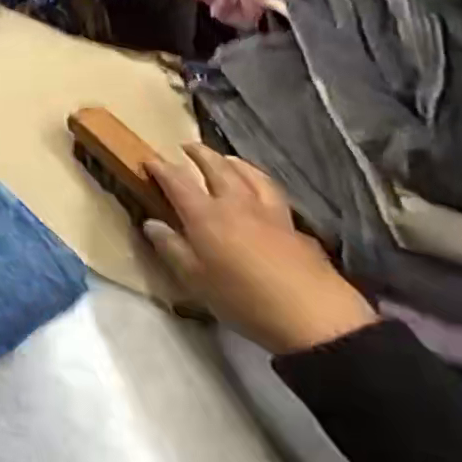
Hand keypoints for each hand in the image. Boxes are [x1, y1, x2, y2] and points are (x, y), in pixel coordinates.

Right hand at [143, 143, 377, 353]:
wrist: (312, 314)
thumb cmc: (243, 300)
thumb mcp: (196, 281)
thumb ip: (172, 248)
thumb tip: (151, 223)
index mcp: (205, 214)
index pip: (177, 181)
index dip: (160, 168)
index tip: (149, 160)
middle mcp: (234, 201)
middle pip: (215, 166)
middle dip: (198, 153)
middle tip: (187, 147)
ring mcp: (266, 209)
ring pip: (246, 171)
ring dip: (230, 160)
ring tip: (224, 158)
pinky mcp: (291, 222)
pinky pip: (270, 187)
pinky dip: (257, 178)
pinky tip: (259, 185)